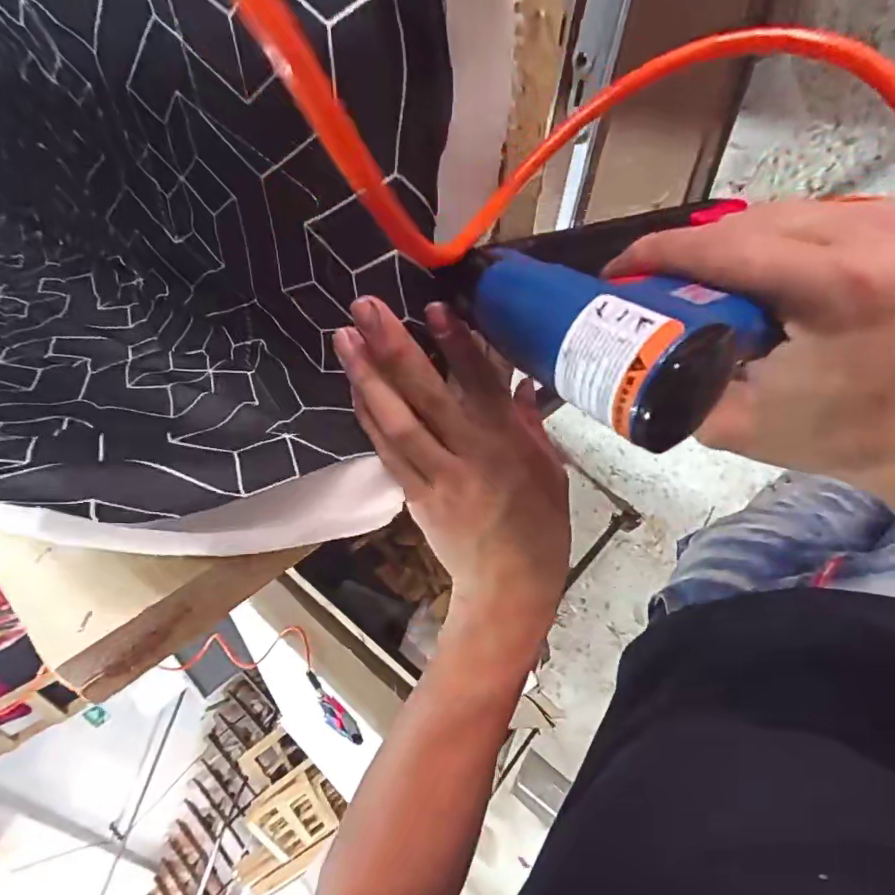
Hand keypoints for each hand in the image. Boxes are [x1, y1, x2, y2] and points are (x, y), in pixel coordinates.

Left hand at [335, 297, 569, 656]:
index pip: (480, 385)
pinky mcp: (415, 498)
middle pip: (425, 396)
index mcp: (506, 446)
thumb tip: (521, 384)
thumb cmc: (540, 529)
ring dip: (367, 378)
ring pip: (396, 423)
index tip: (433, 307)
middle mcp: (467, 455)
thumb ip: (531, 426)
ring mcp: (436, 478)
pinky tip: (355, 389)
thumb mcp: (551, 473)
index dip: (457, 345)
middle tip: (364, 307)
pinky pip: (387, 453)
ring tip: (343, 338)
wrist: (510, 587)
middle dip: (393, 348)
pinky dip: (369, 418)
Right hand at [603, 197, 894, 484]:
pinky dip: (769, 240)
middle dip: (690, 251)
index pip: (728, 250)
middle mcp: (881, 236)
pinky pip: (809, 217)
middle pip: (750, 225)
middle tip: (648, 280)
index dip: (661, 253)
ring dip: (728, 244)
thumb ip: (678, 375)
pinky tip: (750, 270)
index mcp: (843, 289)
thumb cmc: (831, 435)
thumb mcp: (734, 422)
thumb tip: (640, 331)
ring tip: (693, 277)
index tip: (616, 268)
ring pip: (777, 213)